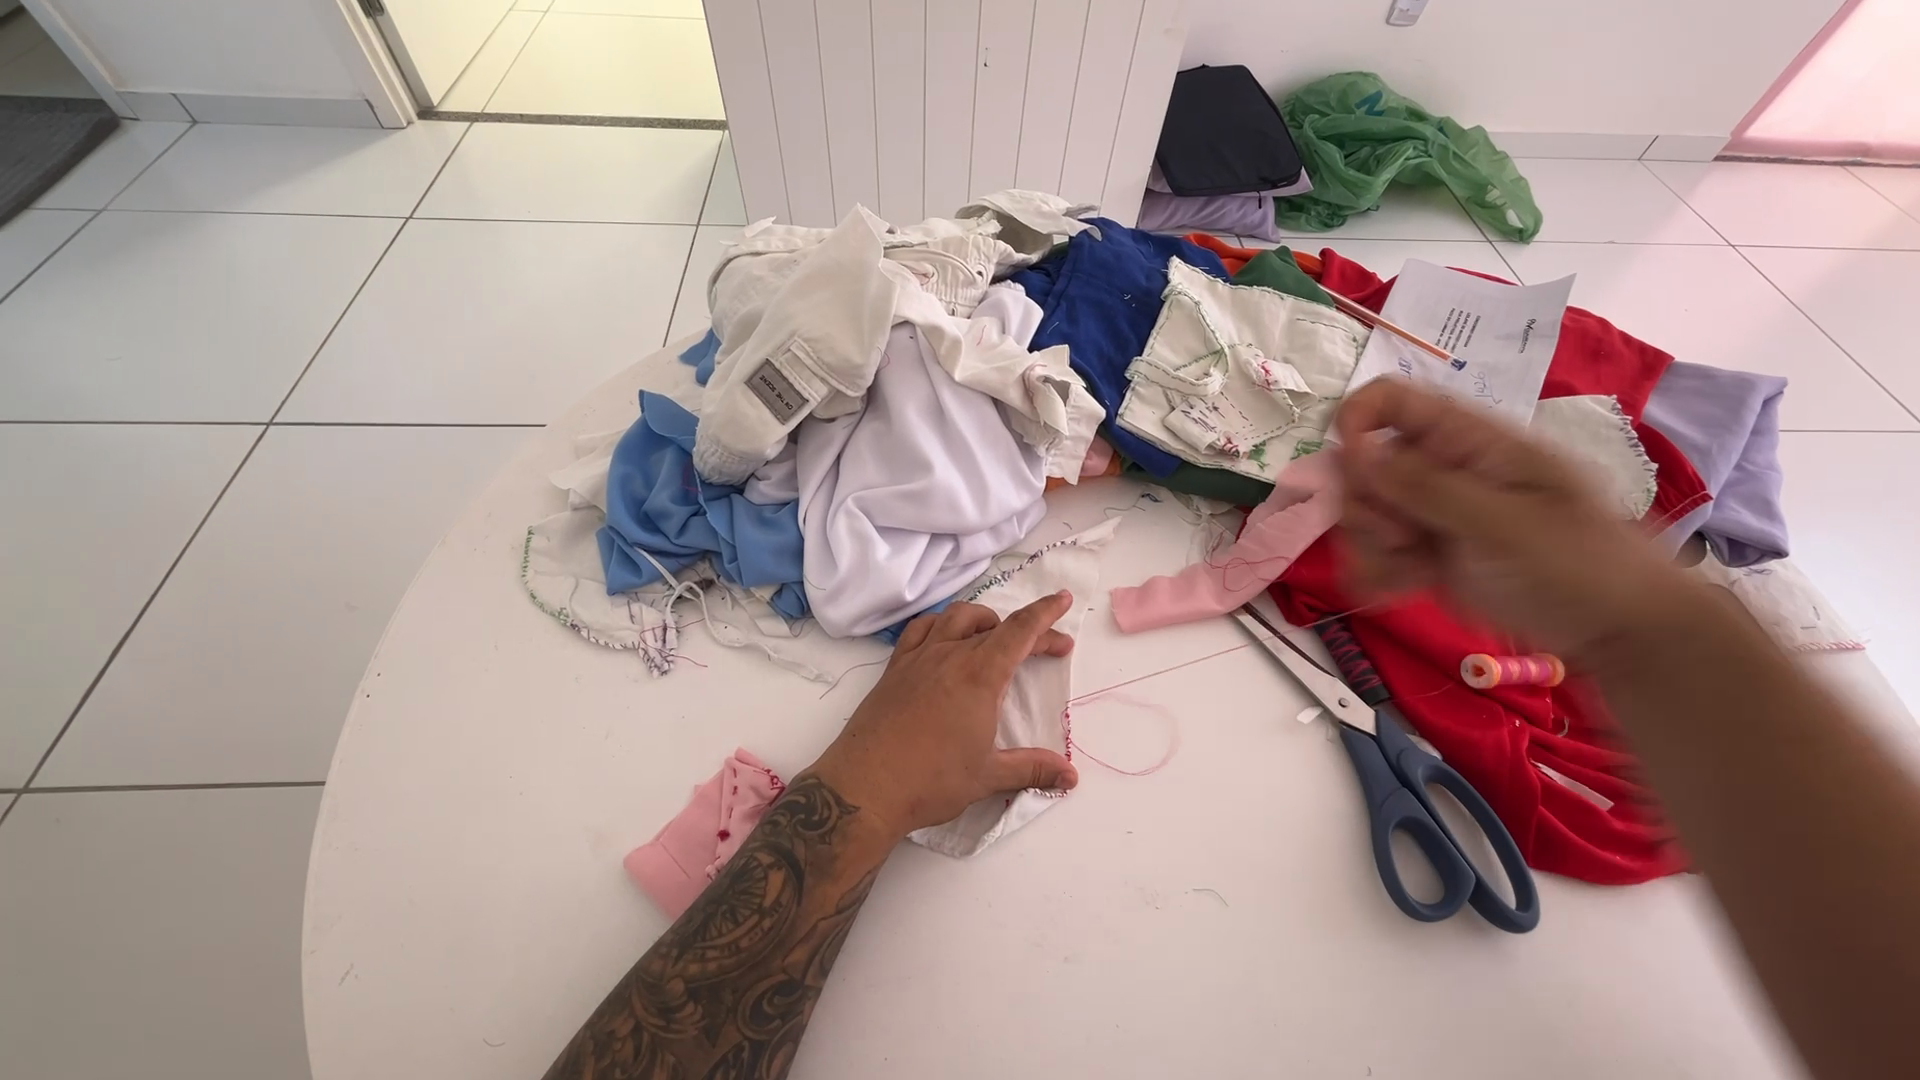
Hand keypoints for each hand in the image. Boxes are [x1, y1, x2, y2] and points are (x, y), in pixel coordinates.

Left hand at [806, 593, 1080, 839]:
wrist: (864, 786)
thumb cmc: (930, 781)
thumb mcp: (988, 776)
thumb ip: (1032, 769)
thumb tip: (1070, 777)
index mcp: (979, 675)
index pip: (1020, 631)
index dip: (1046, 613)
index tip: (1063, 599)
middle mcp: (949, 655)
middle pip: (996, 626)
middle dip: (1028, 630)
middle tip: (1049, 647)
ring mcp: (918, 658)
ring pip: (955, 617)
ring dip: (983, 619)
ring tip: (997, 636)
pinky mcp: (895, 668)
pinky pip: (921, 630)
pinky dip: (942, 625)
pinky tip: (945, 641)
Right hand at [1335, 379, 1695, 666]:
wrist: (1615, 631)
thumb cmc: (1575, 565)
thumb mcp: (1502, 523)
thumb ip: (1426, 487)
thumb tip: (1354, 452)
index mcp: (1469, 440)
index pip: (1391, 400)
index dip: (1356, 424)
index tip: (1354, 473)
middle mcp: (1440, 469)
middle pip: (1361, 465)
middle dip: (1366, 506)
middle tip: (1402, 539)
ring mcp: (1429, 513)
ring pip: (1361, 513)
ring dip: (1370, 547)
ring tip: (1410, 573)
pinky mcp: (1422, 553)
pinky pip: (1370, 551)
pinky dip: (1376, 572)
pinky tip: (1402, 589)